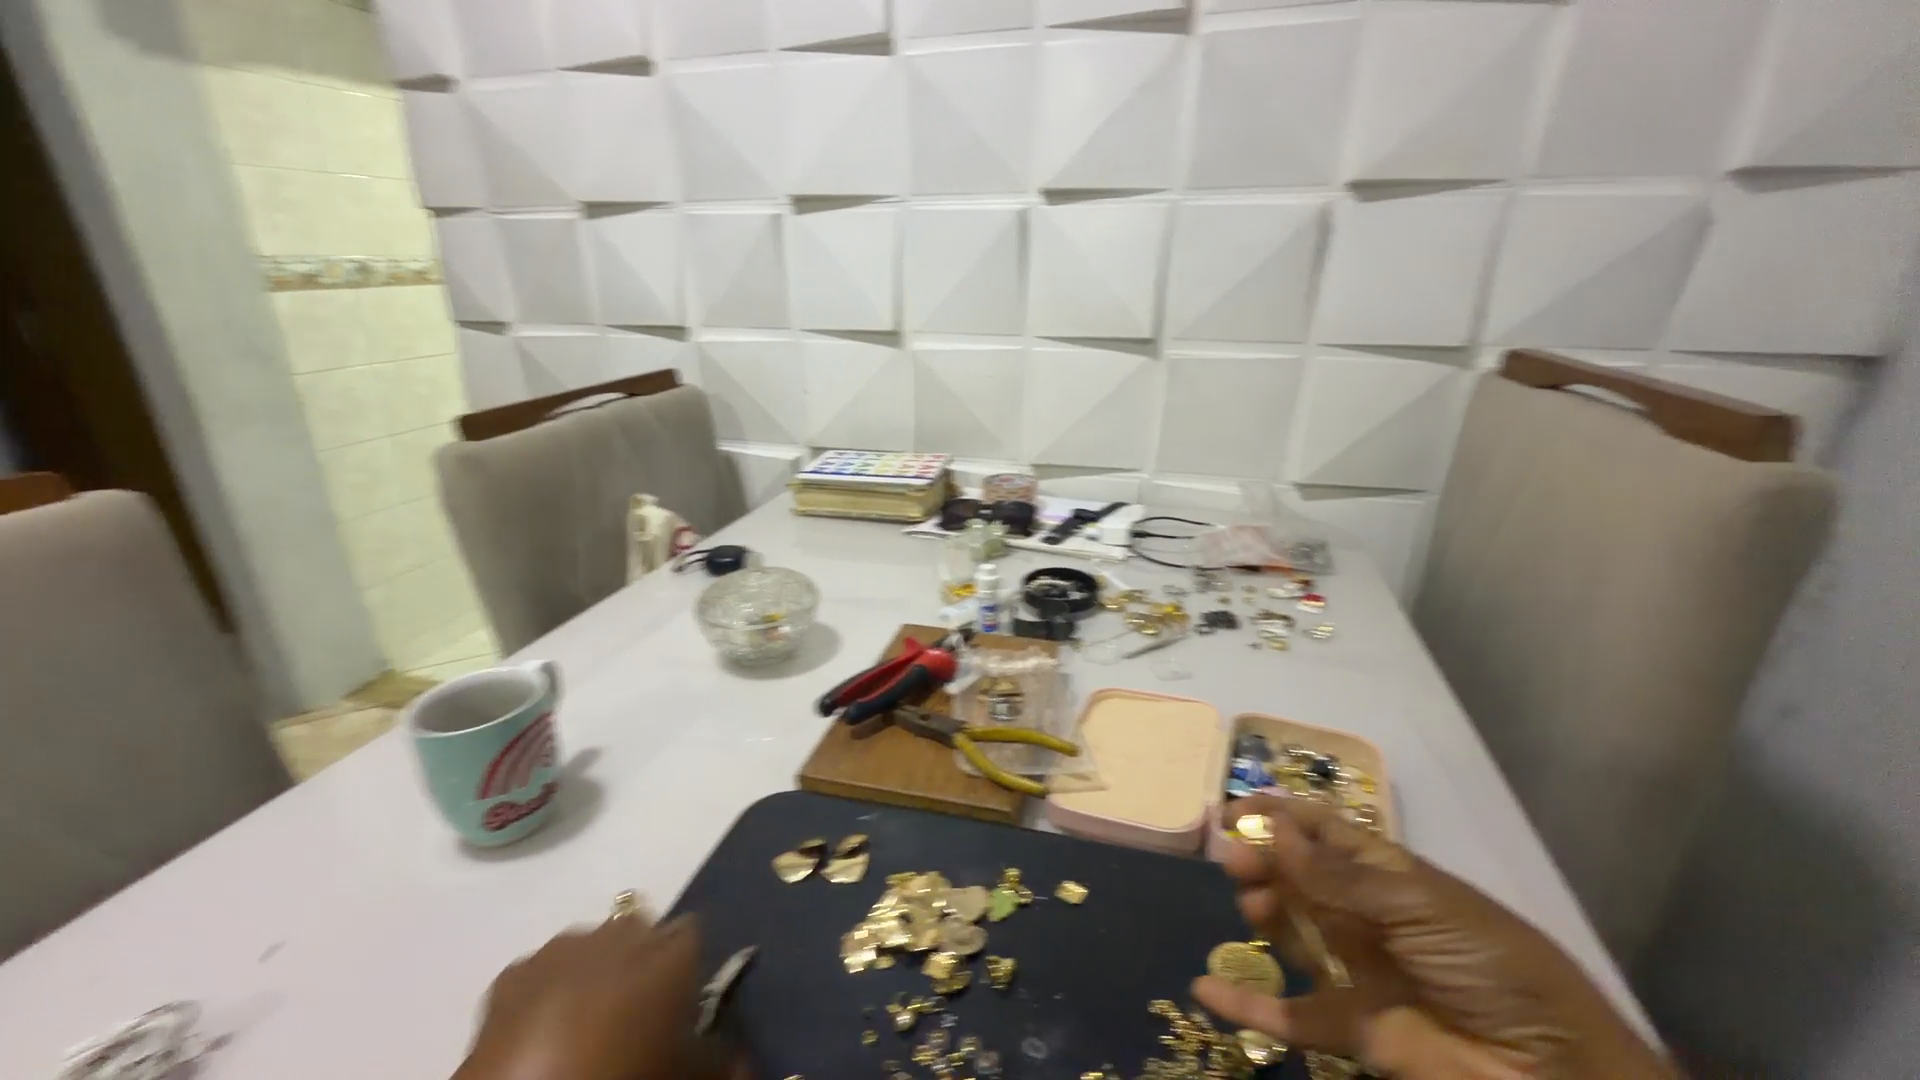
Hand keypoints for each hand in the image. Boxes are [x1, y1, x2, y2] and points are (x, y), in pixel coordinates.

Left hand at [453, 912, 731, 1079]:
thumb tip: (741, 1058)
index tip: (681, 1005)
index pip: (693, 935)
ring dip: (594, 972)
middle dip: (640, 962)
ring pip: (590, 947)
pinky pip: (542, 972)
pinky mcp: (512, 973)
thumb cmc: (627, 1076)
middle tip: (636, 1014)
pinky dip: (547, 991)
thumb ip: (718, 1057)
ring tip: (587, 1024)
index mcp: (671, 951)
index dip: (688, 969)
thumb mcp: (686, 1072)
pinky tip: (542, 1032)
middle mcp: (620, 934)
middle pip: (641, 934)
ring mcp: (562, 947)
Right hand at [1194, 797, 1676, 1079]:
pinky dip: (1246, 1004)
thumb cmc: (1489, 965)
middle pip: (1299, 878)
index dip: (1281, 816)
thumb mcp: (1417, 907)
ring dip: (1261, 914)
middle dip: (1264, 861)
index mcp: (1389, 876)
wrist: (1548, 1070)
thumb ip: (1338, 878)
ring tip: (1249, 907)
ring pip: (1290, 934)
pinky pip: (1288, 1015)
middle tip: (1236, 863)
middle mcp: (1365, 917)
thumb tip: (1274, 830)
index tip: (1235, 813)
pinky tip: (1205, 987)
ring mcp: (1354, 972)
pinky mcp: (1349, 1029)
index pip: (1325, 832)